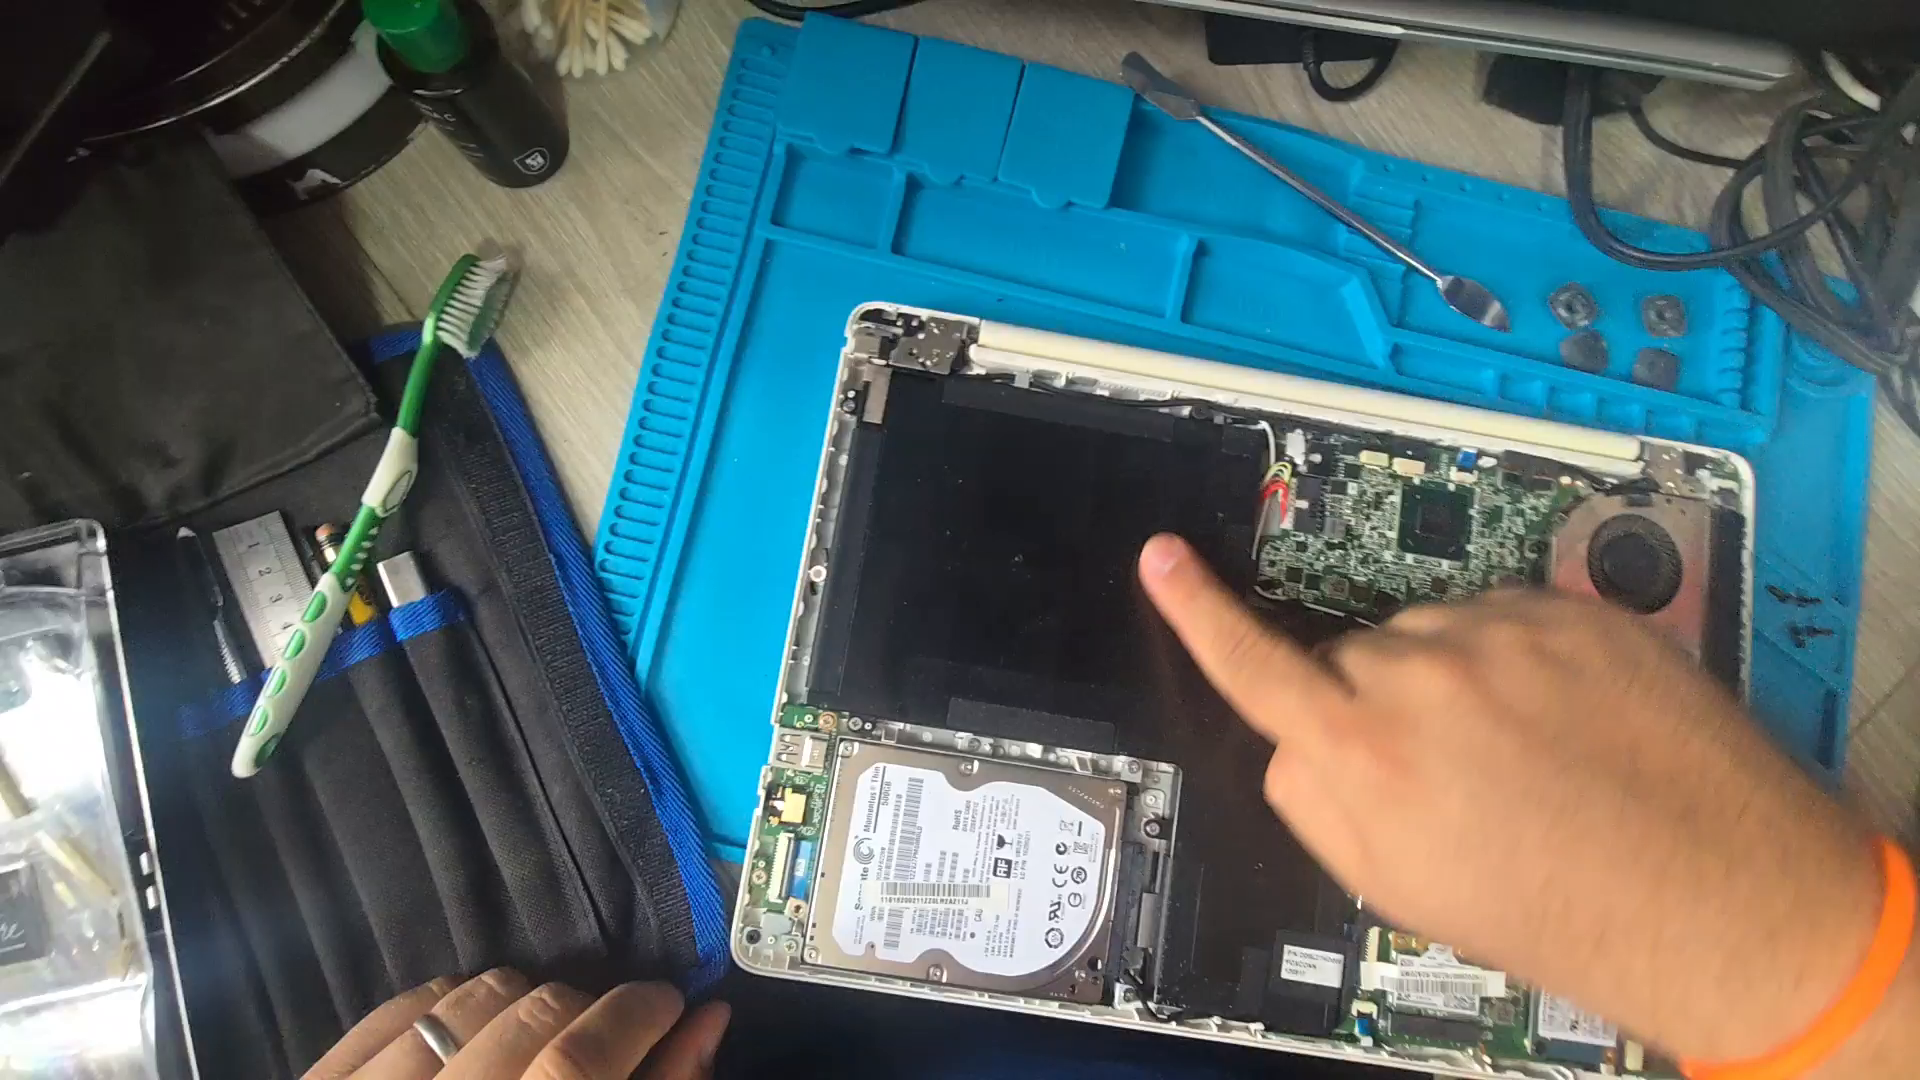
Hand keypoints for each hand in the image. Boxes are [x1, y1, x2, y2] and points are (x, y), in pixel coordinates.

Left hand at [304, 969, 729, 1079]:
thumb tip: (708, 1018)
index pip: (578, 1061)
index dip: (640, 1013)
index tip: (668, 1005)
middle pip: (533, 1016)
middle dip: (593, 1007)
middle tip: (608, 1036)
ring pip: (470, 1000)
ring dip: (525, 1003)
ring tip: (535, 1041)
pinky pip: (398, 1011)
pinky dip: (451, 1002)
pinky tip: (473, 1035)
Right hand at [1136, 533, 1906, 1069]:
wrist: (1734, 911)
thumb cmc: (1544, 907)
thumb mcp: (1389, 881)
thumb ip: (1305, 794)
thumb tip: (1286, 732)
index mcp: (1367, 756)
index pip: (1252, 668)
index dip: (1195, 609)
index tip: (1160, 556)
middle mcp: (1423, 679)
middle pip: (1342, 657)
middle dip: (1365, 700)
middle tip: (1438, 763)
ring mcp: (1502, 634)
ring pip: (1419, 635)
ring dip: (1441, 677)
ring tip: (1512, 743)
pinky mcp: (1570, 611)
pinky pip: (1491, 616)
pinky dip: (1505, 657)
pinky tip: (1555, 712)